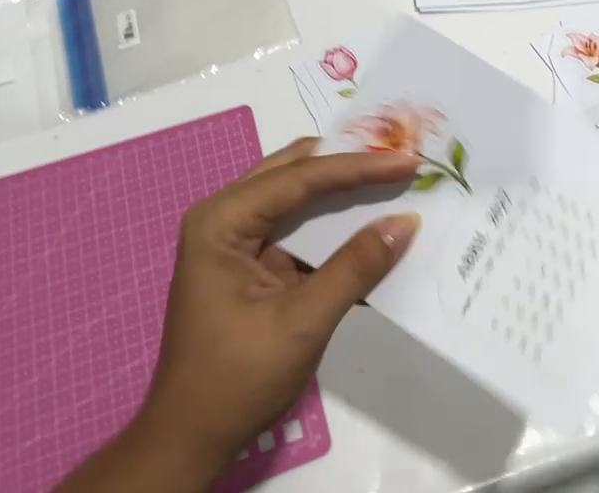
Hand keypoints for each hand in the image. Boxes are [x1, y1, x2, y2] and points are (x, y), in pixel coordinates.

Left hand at [58, 138, 420, 492]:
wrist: (191, 439)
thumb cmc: (237, 379)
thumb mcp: (302, 322)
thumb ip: (354, 267)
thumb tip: (406, 222)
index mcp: (222, 221)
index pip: (300, 177)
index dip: (358, 167)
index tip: (408, 161)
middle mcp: (226, 216)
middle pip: (295, 173)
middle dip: (349, 164)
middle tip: (401, 159)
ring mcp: (237, 238)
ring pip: (298, 196)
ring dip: (344, 191)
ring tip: (393, 180)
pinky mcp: (252, 262)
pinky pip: (299, 227)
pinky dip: (334, 224)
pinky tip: (370, 222)